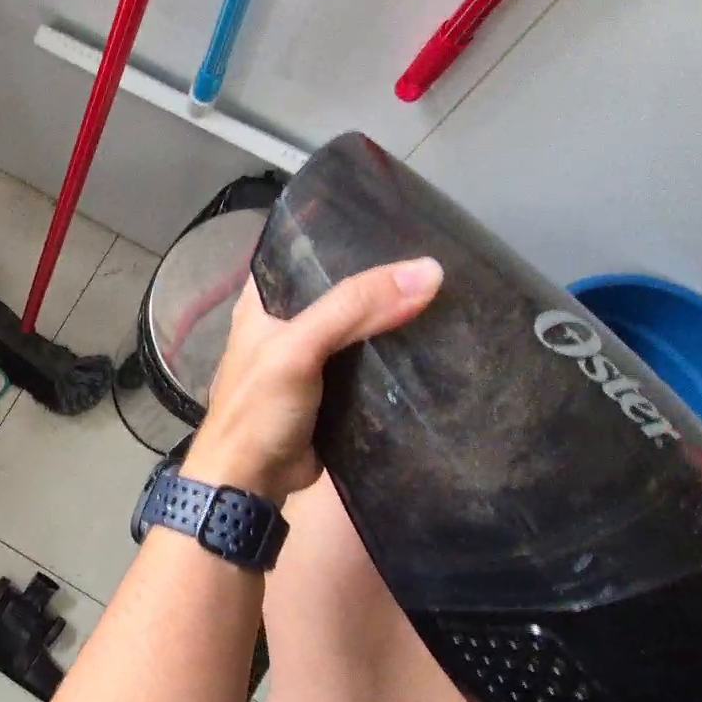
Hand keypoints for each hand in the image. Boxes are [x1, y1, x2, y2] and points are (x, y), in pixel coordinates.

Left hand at [181, 258, 443, 502]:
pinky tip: (435, 339)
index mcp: (262, 304)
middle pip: (340, 289)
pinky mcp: (333, 391)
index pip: (303, 253)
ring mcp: (311, 359)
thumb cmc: (257, 411)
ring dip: (394, 317)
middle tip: (442, 256)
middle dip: (382, 278)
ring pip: (359, 326)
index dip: (345, 236)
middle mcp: (286, 325)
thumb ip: (353, 309)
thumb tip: (428, 272)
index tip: (402, 220)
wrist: (250, 481)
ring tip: (451, 289)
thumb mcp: (297, 349)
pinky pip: (370, 363)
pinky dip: (396, 354)